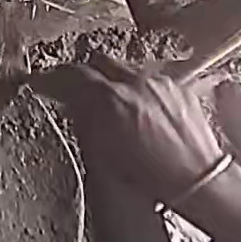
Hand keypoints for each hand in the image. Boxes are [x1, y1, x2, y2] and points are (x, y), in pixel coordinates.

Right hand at [33, 53, 226, 203]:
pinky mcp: (179, 86)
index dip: (52, 78)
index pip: (72, 75)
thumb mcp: (103, 151)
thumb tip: (70, 103)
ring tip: (112, 103)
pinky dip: (138, 89)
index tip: (42, 82)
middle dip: (84, 72)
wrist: (198, 181)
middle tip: (75, 87)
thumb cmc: (151, 175)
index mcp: (111, 99)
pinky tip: (139, 108)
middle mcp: (136, 82)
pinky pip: (149, 78)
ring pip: (125, 68)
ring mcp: (160, 81)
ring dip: (113, 80)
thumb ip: (83, 120)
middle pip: (98, 60)